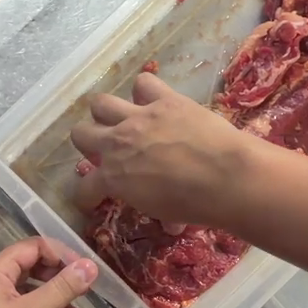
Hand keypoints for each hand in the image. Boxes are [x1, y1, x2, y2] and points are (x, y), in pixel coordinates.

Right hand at [71, 72, 259, 223]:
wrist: (227, 178)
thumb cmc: (195, 205)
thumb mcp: (162, 212)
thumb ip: (151, 204)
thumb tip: (168, 224)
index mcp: (112, 178)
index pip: (84, 189)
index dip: (86, 197)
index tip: (93, 200)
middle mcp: (116, 144)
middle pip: (80, 134)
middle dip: (89, 144)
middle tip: (107, 151)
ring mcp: (138, 118)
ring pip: (100, 103)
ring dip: (107, 113)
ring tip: (122, 120)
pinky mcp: (164, 100)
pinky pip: (144, 83)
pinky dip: (146, 91)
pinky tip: (155, 101)